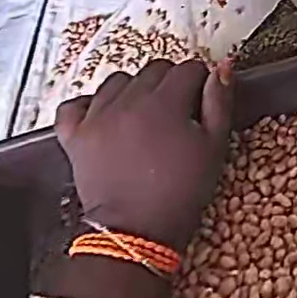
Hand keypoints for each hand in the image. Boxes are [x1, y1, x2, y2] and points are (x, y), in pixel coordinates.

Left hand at [54, 60, 232, 250]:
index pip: (188, 69)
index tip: (203, 100)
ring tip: (146, 114)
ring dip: (135, 89)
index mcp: (165, 103)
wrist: (137, 231)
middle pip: (155, 70)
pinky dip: (91, 105)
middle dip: (172, 82)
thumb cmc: (182, 189)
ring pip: (119, 80)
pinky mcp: (74, 136)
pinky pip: (76, 104)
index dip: (201, 81)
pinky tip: (106, 116)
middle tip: (179, 110)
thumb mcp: (214, 145)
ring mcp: (97, 117)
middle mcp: (127, 101)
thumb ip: (219, 101)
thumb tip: (222, 66)